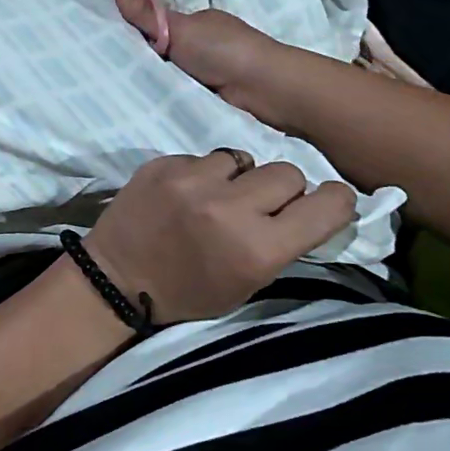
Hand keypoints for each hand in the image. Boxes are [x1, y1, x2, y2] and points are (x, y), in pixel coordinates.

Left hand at [83, 150, 354, 324]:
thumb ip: (285, 243)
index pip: (327, 204)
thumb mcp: (248, 284)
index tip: (325, 204)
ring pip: (246, 158)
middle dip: (282, 191)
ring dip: (240, 178)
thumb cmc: (189, 293)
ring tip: (217, 199)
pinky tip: (187, 195)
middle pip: (289, 172)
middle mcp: (230, 209)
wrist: (116, 280)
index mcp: (257, 249)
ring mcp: (193, 181)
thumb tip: (316, 205)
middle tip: (260, 208)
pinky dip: (204, 174)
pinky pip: (206, 157)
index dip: (333, 202)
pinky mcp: (165, 163)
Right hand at [113, 0, 307, 127]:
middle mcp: (200, 46)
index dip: (133, 35)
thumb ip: (148, 14)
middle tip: (108, 75)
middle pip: (160, 53)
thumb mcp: (181, 29)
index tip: (105, 46)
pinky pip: (180, 97)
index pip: (155, 26)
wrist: (263, 88)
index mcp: (195, 24)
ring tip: (120, 95)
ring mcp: (207, 73)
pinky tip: (146, 108)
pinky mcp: (209, 98)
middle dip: (140, 63)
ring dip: (153, 84)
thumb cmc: (223, 51)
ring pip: (168, 78)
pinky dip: (167, 100)